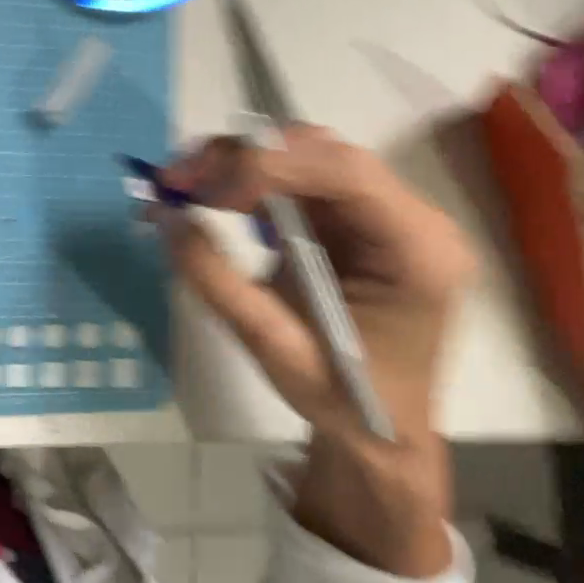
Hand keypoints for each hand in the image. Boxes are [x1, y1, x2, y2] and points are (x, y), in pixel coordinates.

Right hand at [160, 126, 474, 577]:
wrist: (379, 431)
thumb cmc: (341, 398)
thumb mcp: (271, 343)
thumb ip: (217, 279)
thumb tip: (166, 215)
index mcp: (417, 251)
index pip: (344, 172)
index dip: (268, 165)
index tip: (204, 193)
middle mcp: (410, 219)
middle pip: (319, 151)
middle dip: (240, 157)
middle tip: (175, 180)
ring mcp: (382, 215)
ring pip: (302, 155)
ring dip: (235, 163)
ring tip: (182, 187)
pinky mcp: (352, 220)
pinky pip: (294, 177)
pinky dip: (243, 180)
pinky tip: (210, 199)